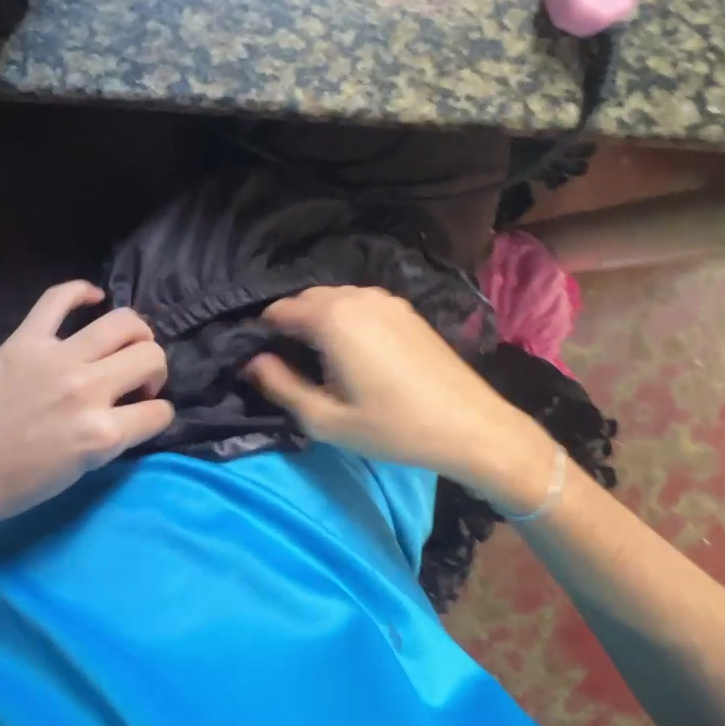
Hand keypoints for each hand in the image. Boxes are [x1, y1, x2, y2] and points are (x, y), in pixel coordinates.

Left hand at [0, 281, 174, 535]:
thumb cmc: (9, 487)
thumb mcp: (76, 474)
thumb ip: (107, 439)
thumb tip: (124, 413)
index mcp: (101, 434)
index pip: (158, 413)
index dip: (157, 415)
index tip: (144, 415)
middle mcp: (87, 390)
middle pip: (150, 357)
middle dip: (153, 370)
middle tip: (133, 382)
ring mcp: (55, 359)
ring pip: (121, 322)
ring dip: (134, 333)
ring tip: (122, 345)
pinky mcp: (24, 340)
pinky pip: (59, 298)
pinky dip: (81, 292)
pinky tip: (91, 298)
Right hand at [246, 286, 553, 505]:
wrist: (472, 428)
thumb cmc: (393, 428)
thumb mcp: (324, 419)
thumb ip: (279, 386)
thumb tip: (251, 362)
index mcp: (332, 318)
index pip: (276, 311)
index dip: (260, 335)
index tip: (259, 364)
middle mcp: (356, 297)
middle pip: (303, 300)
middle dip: (288, 326)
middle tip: (286, 367)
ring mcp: (386, 300)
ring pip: (332, 300)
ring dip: (316, 323)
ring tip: (316, 362)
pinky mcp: (406, 311)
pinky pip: (358, 305)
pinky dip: (342, 321)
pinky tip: (349, 355)